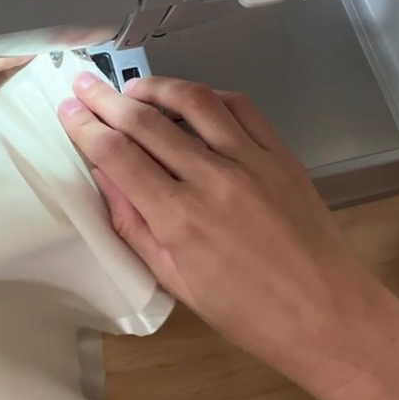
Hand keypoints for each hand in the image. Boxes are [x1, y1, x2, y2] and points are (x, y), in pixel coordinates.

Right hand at [57, 73, 398, 399]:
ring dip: (157, 87)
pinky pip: (241, 108)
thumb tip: (105, 179)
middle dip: (106, 98)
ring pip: (194, 101)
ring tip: (134, 88)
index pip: (118, 155)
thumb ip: (134, 226)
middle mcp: (213, 179)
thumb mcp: (176, 281)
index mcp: (180, 219)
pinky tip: (193, 100)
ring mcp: (252, 161)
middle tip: (85, 83)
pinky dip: (210, 96)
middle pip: (146, 121)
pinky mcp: (281, 155)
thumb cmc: (248, 314)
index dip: (85, 127)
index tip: (67, 110)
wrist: (330, 316)